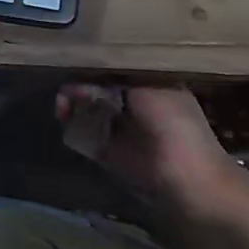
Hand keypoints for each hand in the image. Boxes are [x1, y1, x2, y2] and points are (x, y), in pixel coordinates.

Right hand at [57, 85, 237, 204]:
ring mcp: (120, 129)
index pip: (114, 69)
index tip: (76, 67)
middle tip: (66, 92)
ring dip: (71, 106)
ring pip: (86, 110)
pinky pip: (84, 136)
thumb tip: (86, 79)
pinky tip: (64, 120)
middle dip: (78, 87)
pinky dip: (71, 128)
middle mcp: (133, 104)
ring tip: (61, 107)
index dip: (93, 67)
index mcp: (150, 84)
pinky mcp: (109, 153)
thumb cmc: (175, 126)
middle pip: (96, 89)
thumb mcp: (148, 90)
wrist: (187, 180)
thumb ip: (113, 82)